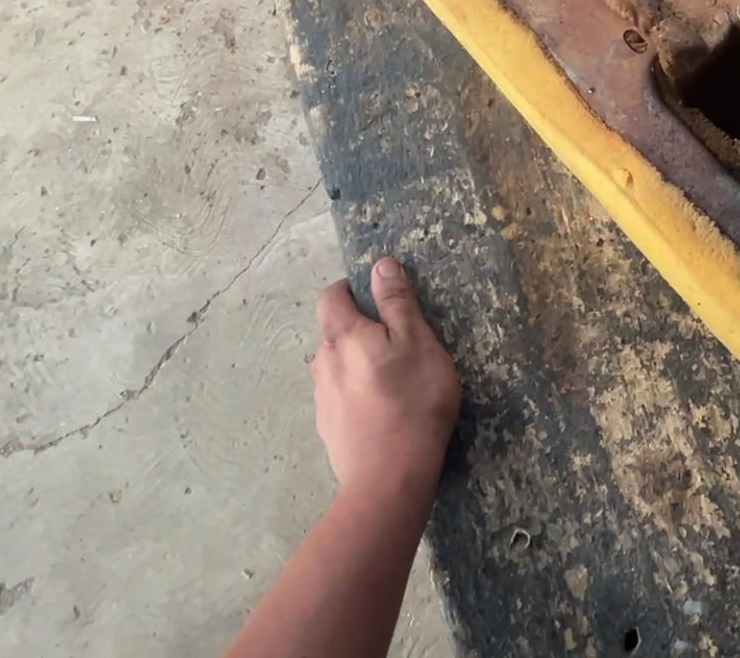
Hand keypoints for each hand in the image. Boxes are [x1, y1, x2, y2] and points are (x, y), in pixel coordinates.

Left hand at [311, 258, 460, 494]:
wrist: (390, 475)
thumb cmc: (413, 398)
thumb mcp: (417, 341)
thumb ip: (397, 303)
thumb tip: (381, 264)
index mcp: (343, 336)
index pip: (331, 297)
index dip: (350, 288)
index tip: (376, 294)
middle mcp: (323, 363)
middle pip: (334, 332)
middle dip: (360, 327)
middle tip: (398, 338)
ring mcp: (322, 398)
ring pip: (337, 365)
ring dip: (359, 361)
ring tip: (394, 376)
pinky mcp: (328, 427)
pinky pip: (340, 394)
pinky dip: (357, 391)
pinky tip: (383, 407)